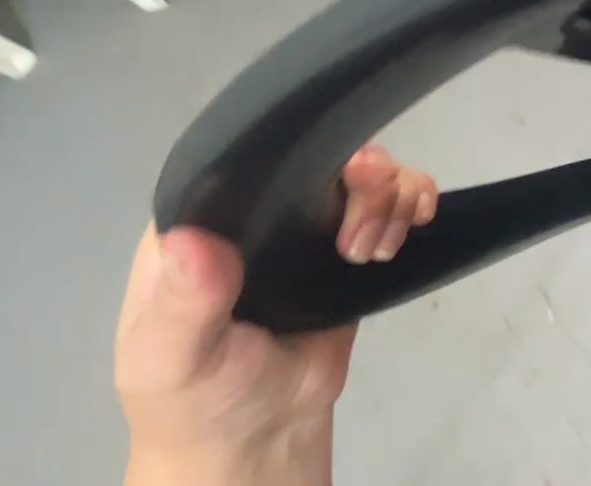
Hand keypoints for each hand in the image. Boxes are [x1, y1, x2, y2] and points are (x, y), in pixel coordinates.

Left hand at [116, 146, 436, 485]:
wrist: (264, 433)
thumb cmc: (201, 399)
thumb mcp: (172, 361)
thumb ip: (181, 305)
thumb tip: (190, 238)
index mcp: (204, 223)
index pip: (255, 160)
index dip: (299, 158)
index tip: (332, 184)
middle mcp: (263, 211)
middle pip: (331, 156)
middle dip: (365, 184)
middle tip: (361, 239)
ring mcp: (316, 223)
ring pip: (374, 170)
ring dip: (394, 197)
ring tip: (376, 252)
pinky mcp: (360, 238)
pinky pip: (402, 194)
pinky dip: (418, 199)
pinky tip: (413, 225)